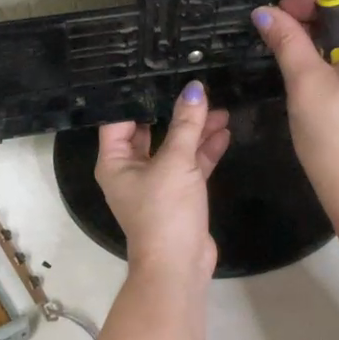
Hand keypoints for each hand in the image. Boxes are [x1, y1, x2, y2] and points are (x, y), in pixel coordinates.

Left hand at [94, 81, 231, 280]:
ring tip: (221, 108)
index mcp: (114, 161)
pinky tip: (224, 132)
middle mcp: (130, 170)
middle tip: (196, 87)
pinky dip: (204, 151)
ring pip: (174, 148)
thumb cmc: (164, 211)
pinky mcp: (178, 196)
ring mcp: (155, 184)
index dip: (137, 98)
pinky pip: (189, 165)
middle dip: (173, 112)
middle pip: (150, 131)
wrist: (178, 265)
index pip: (120, 120)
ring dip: (195, 131)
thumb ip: (187, 124)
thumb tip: (195, 89)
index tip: (158, 74)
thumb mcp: (176, 162)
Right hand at [251, 0, 338, 213]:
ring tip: (294, 52)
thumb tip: (264, 12)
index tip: (281, 13)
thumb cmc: (334, 137)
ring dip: (327, 41)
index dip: (316, 0)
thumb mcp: (306, 83)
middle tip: (282, 32)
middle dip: (319, 21)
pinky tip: (315, 71)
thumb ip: (287, 41)